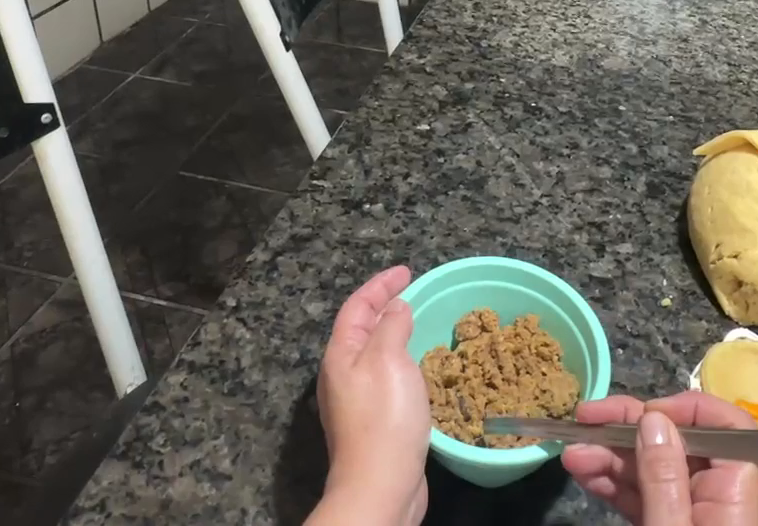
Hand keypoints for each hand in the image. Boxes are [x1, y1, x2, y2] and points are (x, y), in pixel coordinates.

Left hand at [309, 266, 429, 525]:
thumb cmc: (384, 417)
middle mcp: (343, 373)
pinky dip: (400, 358)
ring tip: (416, 320)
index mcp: (341, 354)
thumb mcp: (389, 359)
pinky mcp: (373, 420)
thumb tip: (396, 308)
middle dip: (384, 304)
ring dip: (392, 331)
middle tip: (411, 290)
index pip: (358, 306)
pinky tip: (416, 366)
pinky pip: (385, 374)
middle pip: (361, 327)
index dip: (381, 284)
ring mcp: (356, 399)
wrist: (380, 487)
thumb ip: (392, 326)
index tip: (406, 270)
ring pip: (373, 351)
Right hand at [561, 391, 757, 525]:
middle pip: (678, 444)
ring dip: (611, 457)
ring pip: (655, 470)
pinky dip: (616, 484)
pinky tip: (586, 474)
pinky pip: (647, 497)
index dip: (686, 409)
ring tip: (571, 454)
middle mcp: (720, 498)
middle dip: (627, 429)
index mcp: (736, 494)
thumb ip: (663, 478)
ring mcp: (695, 515)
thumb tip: (652, 416)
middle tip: (583, 422)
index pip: (728, 427)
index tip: (645, 413)